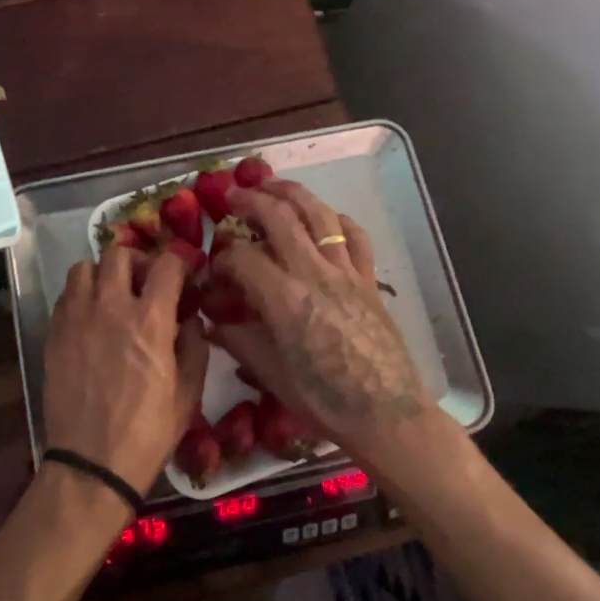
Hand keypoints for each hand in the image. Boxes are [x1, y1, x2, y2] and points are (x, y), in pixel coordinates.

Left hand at [43, 246, 210, 494]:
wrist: (92, 463)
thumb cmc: (148, 432)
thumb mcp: (189, 393)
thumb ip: (194, 346)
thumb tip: (191, 319)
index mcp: (150, 320)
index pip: (167, 264)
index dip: (180, 260)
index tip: (185, 272)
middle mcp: (111, 307)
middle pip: (119, 254)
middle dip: (138, 260)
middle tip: (146, 281)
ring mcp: (77, 318)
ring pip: (84, 267)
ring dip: (102, 273)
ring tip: (112, 294)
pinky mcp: (54, 333)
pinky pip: (65, 295)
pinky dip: (81, 294)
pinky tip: (91, 317)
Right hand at [212, 179, 434, 461]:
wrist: (387, 414)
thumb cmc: (325, 401)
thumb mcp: (272, 375)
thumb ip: (240, 340)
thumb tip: (213, 320)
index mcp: (284, 299)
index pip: (242, 258)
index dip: (221, 259)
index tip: (213, 271)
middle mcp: (314, 274)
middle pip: (279, 218)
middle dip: (251, 201)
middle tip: (232, 195)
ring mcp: (346, 272)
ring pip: (319, 215)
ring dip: (292, 193)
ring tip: (273, 186)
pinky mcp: (368, 280)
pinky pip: (355, 236)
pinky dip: (337, 219)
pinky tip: (325, 217)